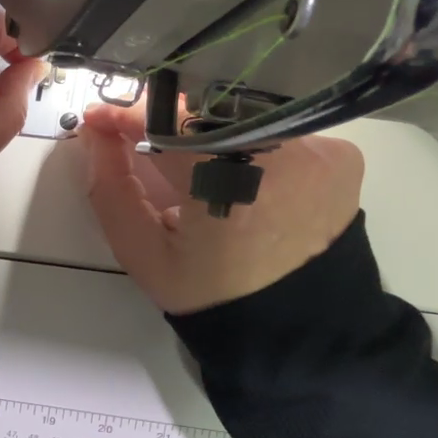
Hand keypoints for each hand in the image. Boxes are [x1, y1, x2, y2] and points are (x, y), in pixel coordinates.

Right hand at [82, 100, 363, 314]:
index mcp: (227, 181)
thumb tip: (96, 136)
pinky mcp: (341, 155)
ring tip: (198, 172)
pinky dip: (254, 148)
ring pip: (244, 119)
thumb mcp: (142, 253)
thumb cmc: (209, 293)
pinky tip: (246, 182)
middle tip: (141, 144)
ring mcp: (319, 150)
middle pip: (206, 113)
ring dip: (211, 135)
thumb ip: (112, 190)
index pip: (167, 120)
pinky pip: (282, 133)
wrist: (292, 324)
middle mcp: (281, 152)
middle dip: (169, 124)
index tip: (99, 119)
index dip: (126, 114)